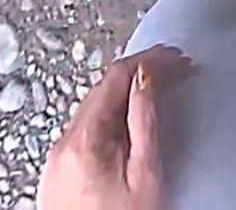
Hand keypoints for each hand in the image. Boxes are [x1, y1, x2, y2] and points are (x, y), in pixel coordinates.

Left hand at [39, 45, 190, 209]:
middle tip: (175, 68)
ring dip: (128, 89)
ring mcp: (58, 156)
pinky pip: (88, 124)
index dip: (150, 60)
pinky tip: (131, 116)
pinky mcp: (58, 171)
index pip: (118, 75)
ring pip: (95, 103)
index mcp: (85, 137)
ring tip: (159, 87)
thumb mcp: (144, 176)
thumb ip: (145, 120)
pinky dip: (113, 111)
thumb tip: (147, 76)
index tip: (177, 59)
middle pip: (105, 85)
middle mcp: (65, 141)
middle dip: (142, 70)